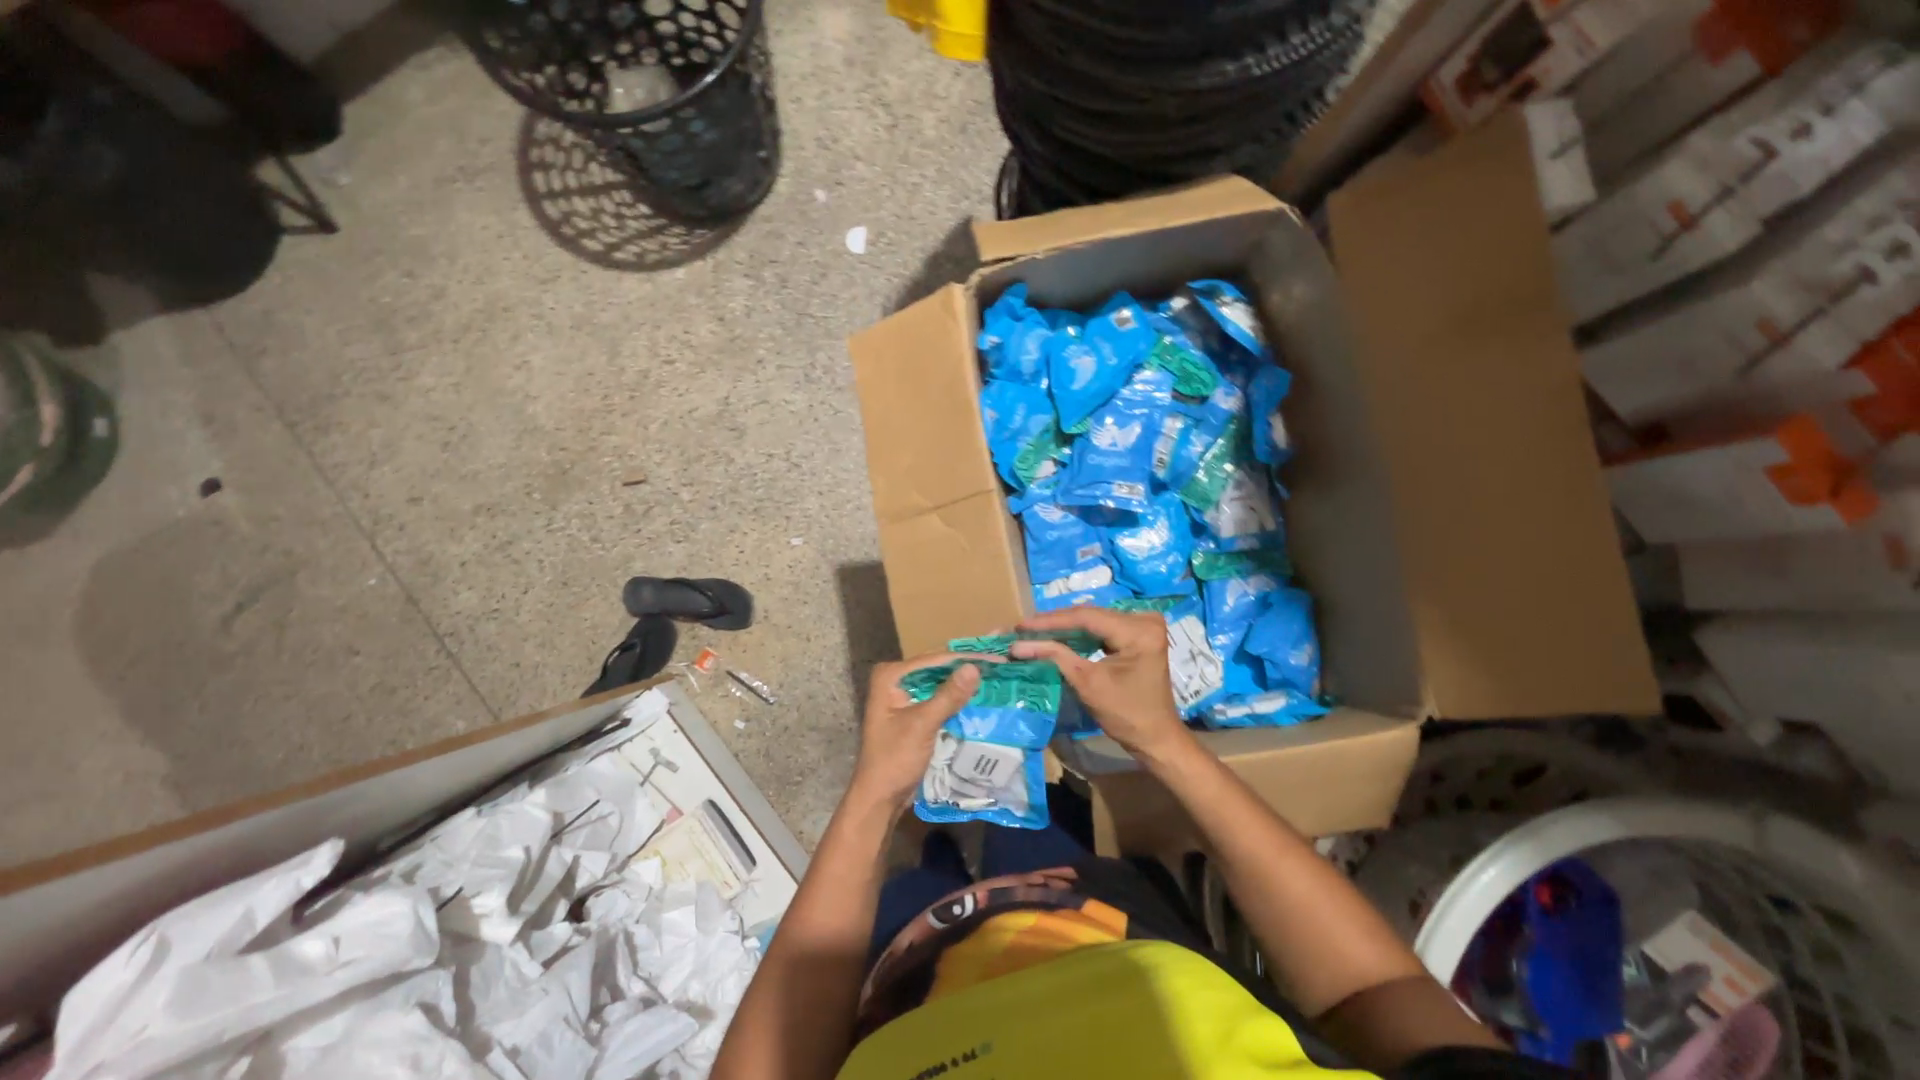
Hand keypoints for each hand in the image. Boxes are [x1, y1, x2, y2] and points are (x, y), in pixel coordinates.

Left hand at [848, 653, 984, 808]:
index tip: (998, 659)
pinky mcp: (913, 713)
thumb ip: (948, 696)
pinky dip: (958, 698)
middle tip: (1003, 663)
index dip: (967, 659)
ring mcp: (904, 697)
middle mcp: (896, 680)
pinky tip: (981, 696)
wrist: (880, 798)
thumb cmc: (894, 760)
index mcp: (891, 676)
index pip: (935, 660)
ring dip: (965, 683)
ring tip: (999, 676)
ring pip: (940, 683)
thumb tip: (974, 668)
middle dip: (967, 667)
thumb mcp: (922, 725)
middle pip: (938, 668)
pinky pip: (940, 698)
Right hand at [1009, 607, 1192, 759]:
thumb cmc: (1126, 714)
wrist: (1155, 737)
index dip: (1050, 621)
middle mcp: (1144, 620)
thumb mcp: (1087, 683)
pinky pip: (1102, 628)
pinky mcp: (1138, 634)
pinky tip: (1055, 635)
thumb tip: (1017, 645)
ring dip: (1064, 627)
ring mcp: (1143, 625)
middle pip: (1091, 616)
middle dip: (1055, 623)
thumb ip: (1055, 656)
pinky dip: (1079, 634)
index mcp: (1139, 630)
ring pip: (1094, 620)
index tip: (1021, 626)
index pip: (1087, 618)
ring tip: (1032, 630)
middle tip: (1022, 628)